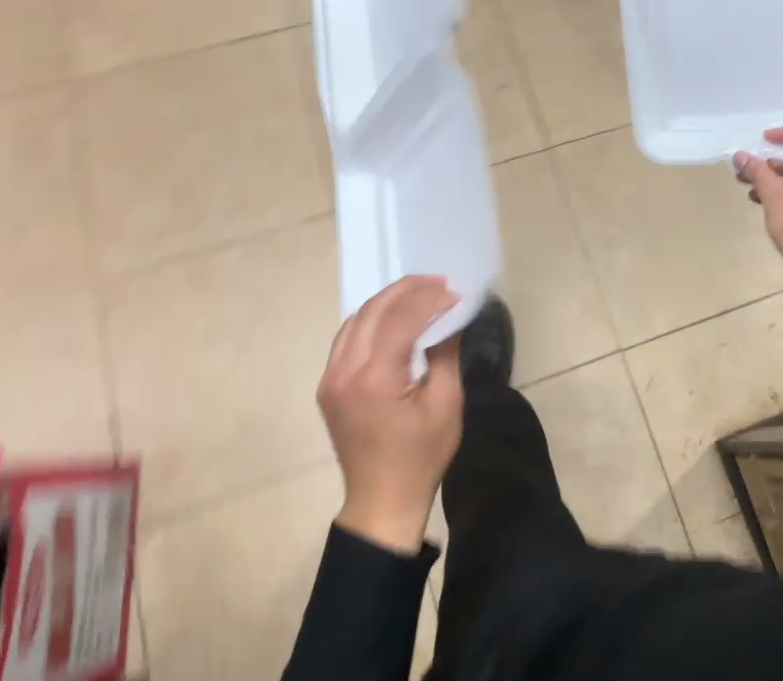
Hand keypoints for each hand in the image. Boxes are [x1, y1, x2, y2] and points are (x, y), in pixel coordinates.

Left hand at [317, 276, 462, 553]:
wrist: (381, 501)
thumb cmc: (422, 456)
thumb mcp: (446, 404)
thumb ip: (445, 354)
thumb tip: (450, 318)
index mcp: (375, 377)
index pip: (400, 318)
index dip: (428, 299)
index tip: (454, 293)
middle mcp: (345, 371)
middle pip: (372, 311)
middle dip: (405, 290)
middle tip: (436, 281)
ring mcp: (331, 378)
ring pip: (355, 321)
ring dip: (386, 301)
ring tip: (417, 292)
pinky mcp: (328, 386)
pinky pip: (347, 339)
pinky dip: (370, 320)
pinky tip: (392, 318)